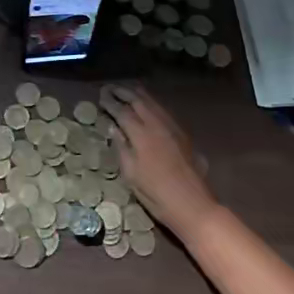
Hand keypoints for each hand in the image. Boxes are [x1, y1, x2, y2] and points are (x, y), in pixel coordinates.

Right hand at [102, 85, 222, 237]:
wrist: (193, 205)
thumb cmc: (156, 195)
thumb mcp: (131, 174)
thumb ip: (121, 147)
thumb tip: (113, 128)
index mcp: (141, 134)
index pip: (122, 111)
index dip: (110, 102)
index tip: (100, 95)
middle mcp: (156, 125)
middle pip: (138, 101)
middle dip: (123, 92)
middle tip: (110, 88)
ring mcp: (172, 128)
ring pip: (153, 103)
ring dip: (138, 94)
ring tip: (127, 90)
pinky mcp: (182, 134)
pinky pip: (163, 110)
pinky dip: (152, 103)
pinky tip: (148, 105)